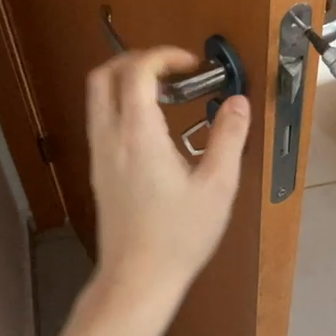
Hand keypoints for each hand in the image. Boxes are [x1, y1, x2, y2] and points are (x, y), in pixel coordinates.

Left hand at [86, 48, 250, 303]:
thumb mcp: (217, 187)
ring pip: (98, 98)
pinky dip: (122, 106)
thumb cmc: (178, 236)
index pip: (137, 72)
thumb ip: (229, 138)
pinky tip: (154, 128)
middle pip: (104, 76)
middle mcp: (110, 138)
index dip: (163, 56)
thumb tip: (238, 103)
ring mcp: (99, 155)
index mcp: (138, 135)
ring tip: (166, 95)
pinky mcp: (100, 172)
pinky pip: (101, 121)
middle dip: (136, 60)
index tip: (191, 65)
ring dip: (127, 83)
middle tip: (171, 70)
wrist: (137, 279)